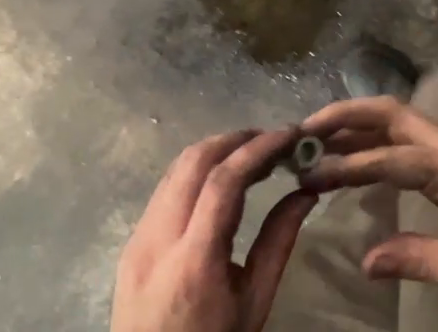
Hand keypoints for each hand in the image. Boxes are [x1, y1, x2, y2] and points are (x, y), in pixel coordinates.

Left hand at [111, 129, 318, 331]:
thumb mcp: (254, 303)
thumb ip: (279, 241)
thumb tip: (306, 191)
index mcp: (194, 260)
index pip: (224, 181)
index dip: (259, 148)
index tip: (290, 135)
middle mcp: (158, 240)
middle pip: (195, 161)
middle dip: (238, 139)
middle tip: (275, 140)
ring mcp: (138, 239)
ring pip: (176, 169)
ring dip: (217, 150)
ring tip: (254, 154)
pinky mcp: (131, 243)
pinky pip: (166, 189)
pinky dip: (198, 170)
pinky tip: (223, 178)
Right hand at [301, 97, 437, 329]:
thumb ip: (418, 259)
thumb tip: (365, 259)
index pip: (394, 154)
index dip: (351, 162)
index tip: (310, 171)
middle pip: (396, 117)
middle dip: (350, 117)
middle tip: (305, 129)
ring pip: (400, 132)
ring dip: (360, 132)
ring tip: (316, 142)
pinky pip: (408, 153)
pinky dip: (377, 151)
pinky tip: (354, 164)